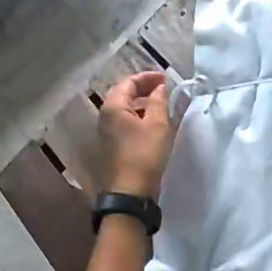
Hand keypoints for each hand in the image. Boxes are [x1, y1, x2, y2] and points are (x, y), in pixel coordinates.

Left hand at [98, 71, 174, 196]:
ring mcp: (106, 132)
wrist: (130, 193)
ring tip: (160, 105)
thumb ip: (159, 101)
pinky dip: (138, 117)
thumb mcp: (157, 125)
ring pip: (124, 110)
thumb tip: (159, 88)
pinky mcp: (111, 146)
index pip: (129, 82)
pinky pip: (124, 123)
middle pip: (123, 94)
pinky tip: (151, 124)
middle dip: (143, 89)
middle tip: (163, 89)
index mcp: (113, 106)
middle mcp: (105, 116)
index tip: (166, 79)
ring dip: (141, 104)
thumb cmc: (144, 155)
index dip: (148, 77)